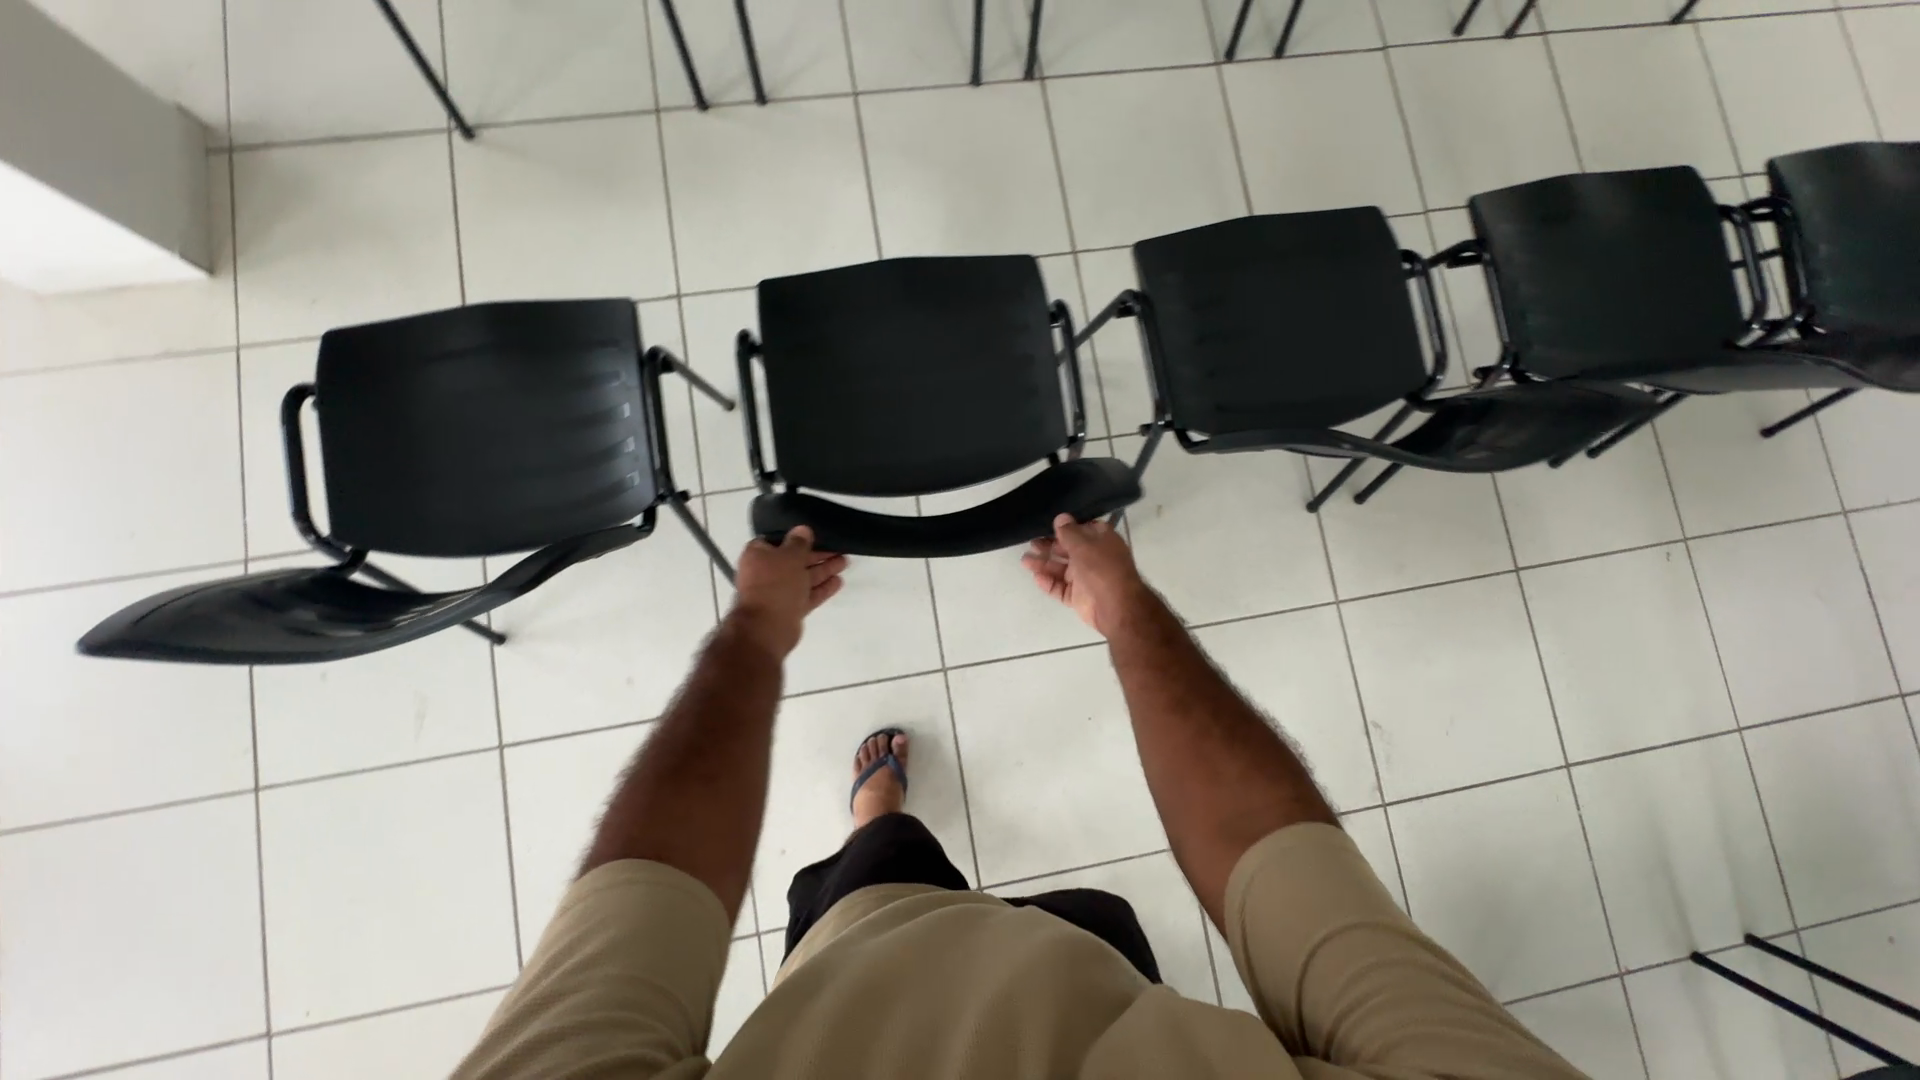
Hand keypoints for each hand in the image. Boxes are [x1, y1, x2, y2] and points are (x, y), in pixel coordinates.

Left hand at [730, 527, 847, 657]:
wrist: (768, 627)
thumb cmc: (775, 584)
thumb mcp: (789, 556)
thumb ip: (799, 542)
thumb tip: (802, 529)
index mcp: (757, 555)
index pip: (777, 540)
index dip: (796, 537)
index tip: (815, 534)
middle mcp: (765, 573)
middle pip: (794, 559)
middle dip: (817, 555)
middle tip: (839, 549)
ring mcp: (777, 592)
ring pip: (803, 577)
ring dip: (823, 570)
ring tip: (845, 562)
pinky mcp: (789, 608)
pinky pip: (807, 594)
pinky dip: (821, 588)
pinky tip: (839, 581)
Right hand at [1022, 514, 1152, 637]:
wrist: (1114, 606)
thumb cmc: (1101, 568)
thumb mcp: (1084, 544)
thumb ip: (1069, 531)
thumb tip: (1061, 517)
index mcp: (1101, 541)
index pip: (1083, 530)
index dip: (1066, 527)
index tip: (1048, 525)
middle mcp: (1094, 558)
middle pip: (1068, 550)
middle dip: (1049, 547)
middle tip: (1032, 543)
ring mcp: (1085, 578)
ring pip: (1061, 569)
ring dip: (1044, 564)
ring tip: (1025, 561)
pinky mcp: (1078, 596)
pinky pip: (1061, 588)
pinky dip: (1049, 583)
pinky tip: (1037, 578)